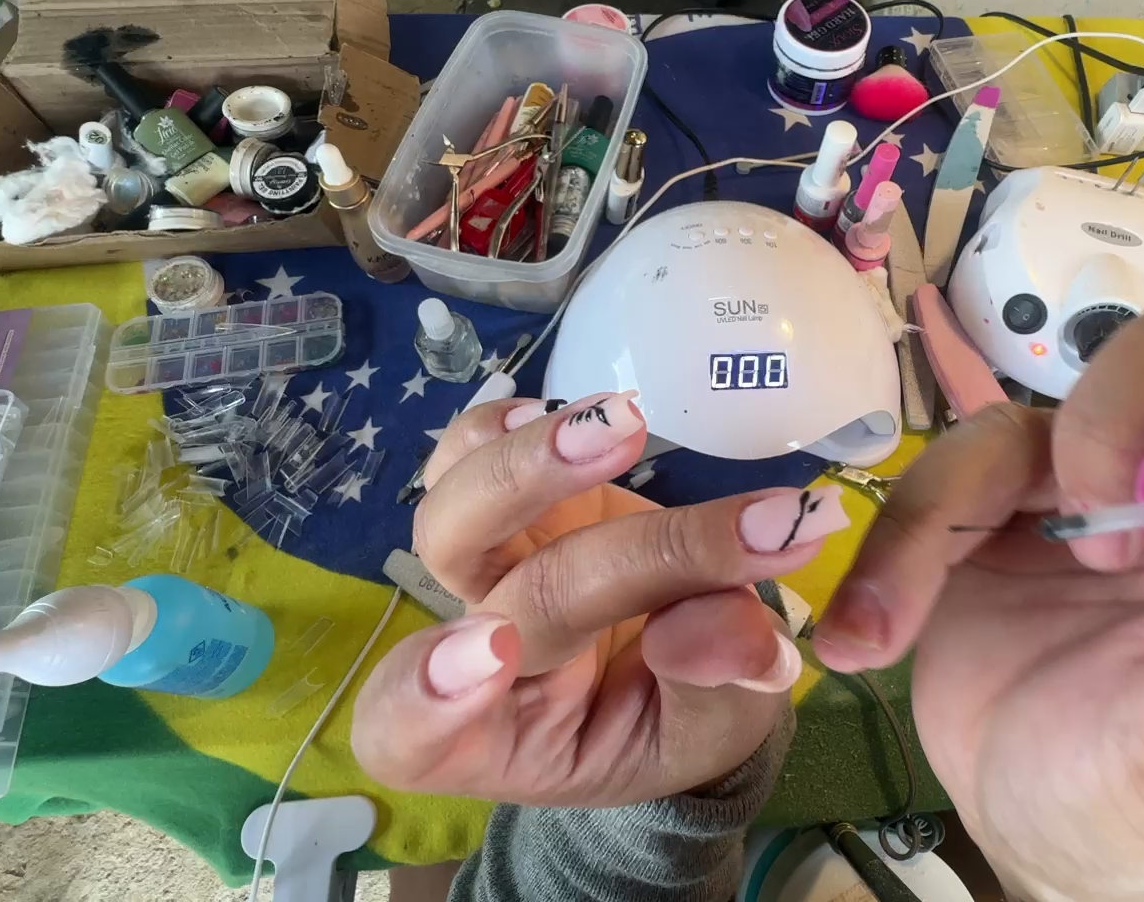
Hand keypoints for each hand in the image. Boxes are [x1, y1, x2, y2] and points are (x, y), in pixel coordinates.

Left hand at [351, 391, 846, 806]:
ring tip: (625, 420)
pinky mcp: (523, 508)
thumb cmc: (687, 716)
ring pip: (452, 504)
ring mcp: (493, 566)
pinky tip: (570, 408)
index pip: (412, 733)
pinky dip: (502, 425)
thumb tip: (730, 621)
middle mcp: (477, 646)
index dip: (430, 693)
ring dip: (529, 455)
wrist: (685, 664)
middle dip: (550, 508)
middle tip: (637, 444)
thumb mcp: (721, 730)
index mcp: (503, 735)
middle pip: (463, 573)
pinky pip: (469, 453)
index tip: (498, 649)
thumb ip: (722, 687)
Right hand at [813, 299, 1143, 901]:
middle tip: (1090, 501)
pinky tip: (867, 631)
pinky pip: (945, 466)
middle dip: (1126, 402)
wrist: (1015, 818)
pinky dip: (897, 544)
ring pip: (1043, 398)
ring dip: (973, 488)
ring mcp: (1089, 477)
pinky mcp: (995, 491)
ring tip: (928, 606)